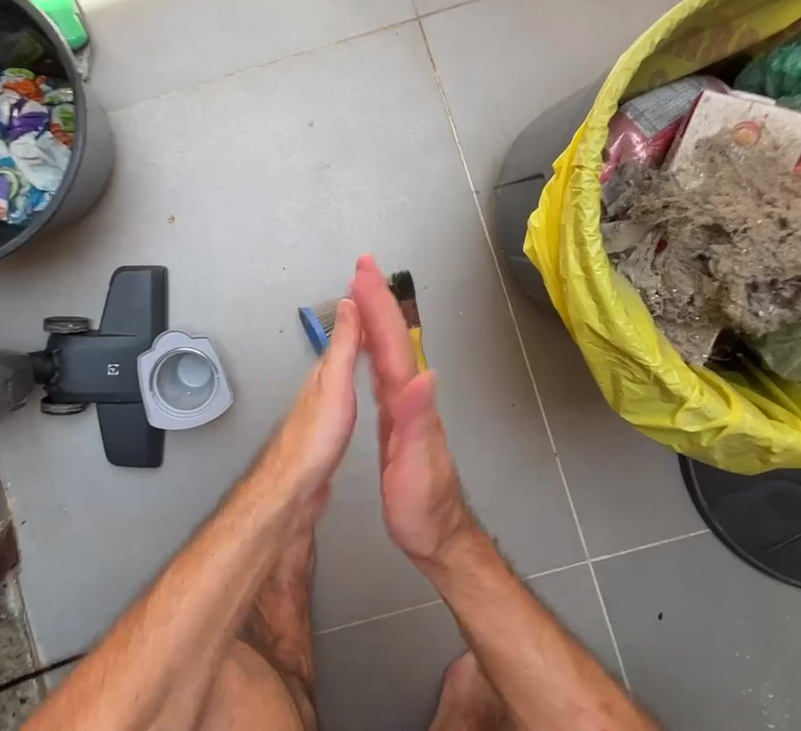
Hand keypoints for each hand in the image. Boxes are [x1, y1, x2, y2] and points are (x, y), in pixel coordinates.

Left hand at [261, 298, 360, 508]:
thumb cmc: (316, 438)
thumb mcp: (333, 385)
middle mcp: (323, 384)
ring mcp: (325, 406)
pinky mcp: (330, 428)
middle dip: (365, 328)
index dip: (363, 308)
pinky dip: (360, 380)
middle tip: (385, 310)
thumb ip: (343, 346)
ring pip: (347, 369)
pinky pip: (349, 392)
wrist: (297, 488)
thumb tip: (348, 302)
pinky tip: (365, 388)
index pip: (348, 330)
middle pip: (348, 347)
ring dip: (362, 352)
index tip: (377, 286)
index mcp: (325, 371)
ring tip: (378, 341)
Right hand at [350, 255, 477, 565]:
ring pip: (388, 349)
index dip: (378, 306)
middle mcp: (408, 394)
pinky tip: (367, 343)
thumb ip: (418, 421)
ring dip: (376, 316)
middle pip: (392, 337)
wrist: (438, 535)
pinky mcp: (395, 418)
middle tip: (363, 265)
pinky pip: (381, 369)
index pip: (391, 344)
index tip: (363, 273)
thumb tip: (423, 374)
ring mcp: (403, 405)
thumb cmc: (423, 506)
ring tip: (363, 290)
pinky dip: (373, 346)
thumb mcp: (418, 466)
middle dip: (377, 298)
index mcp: (408, 400)